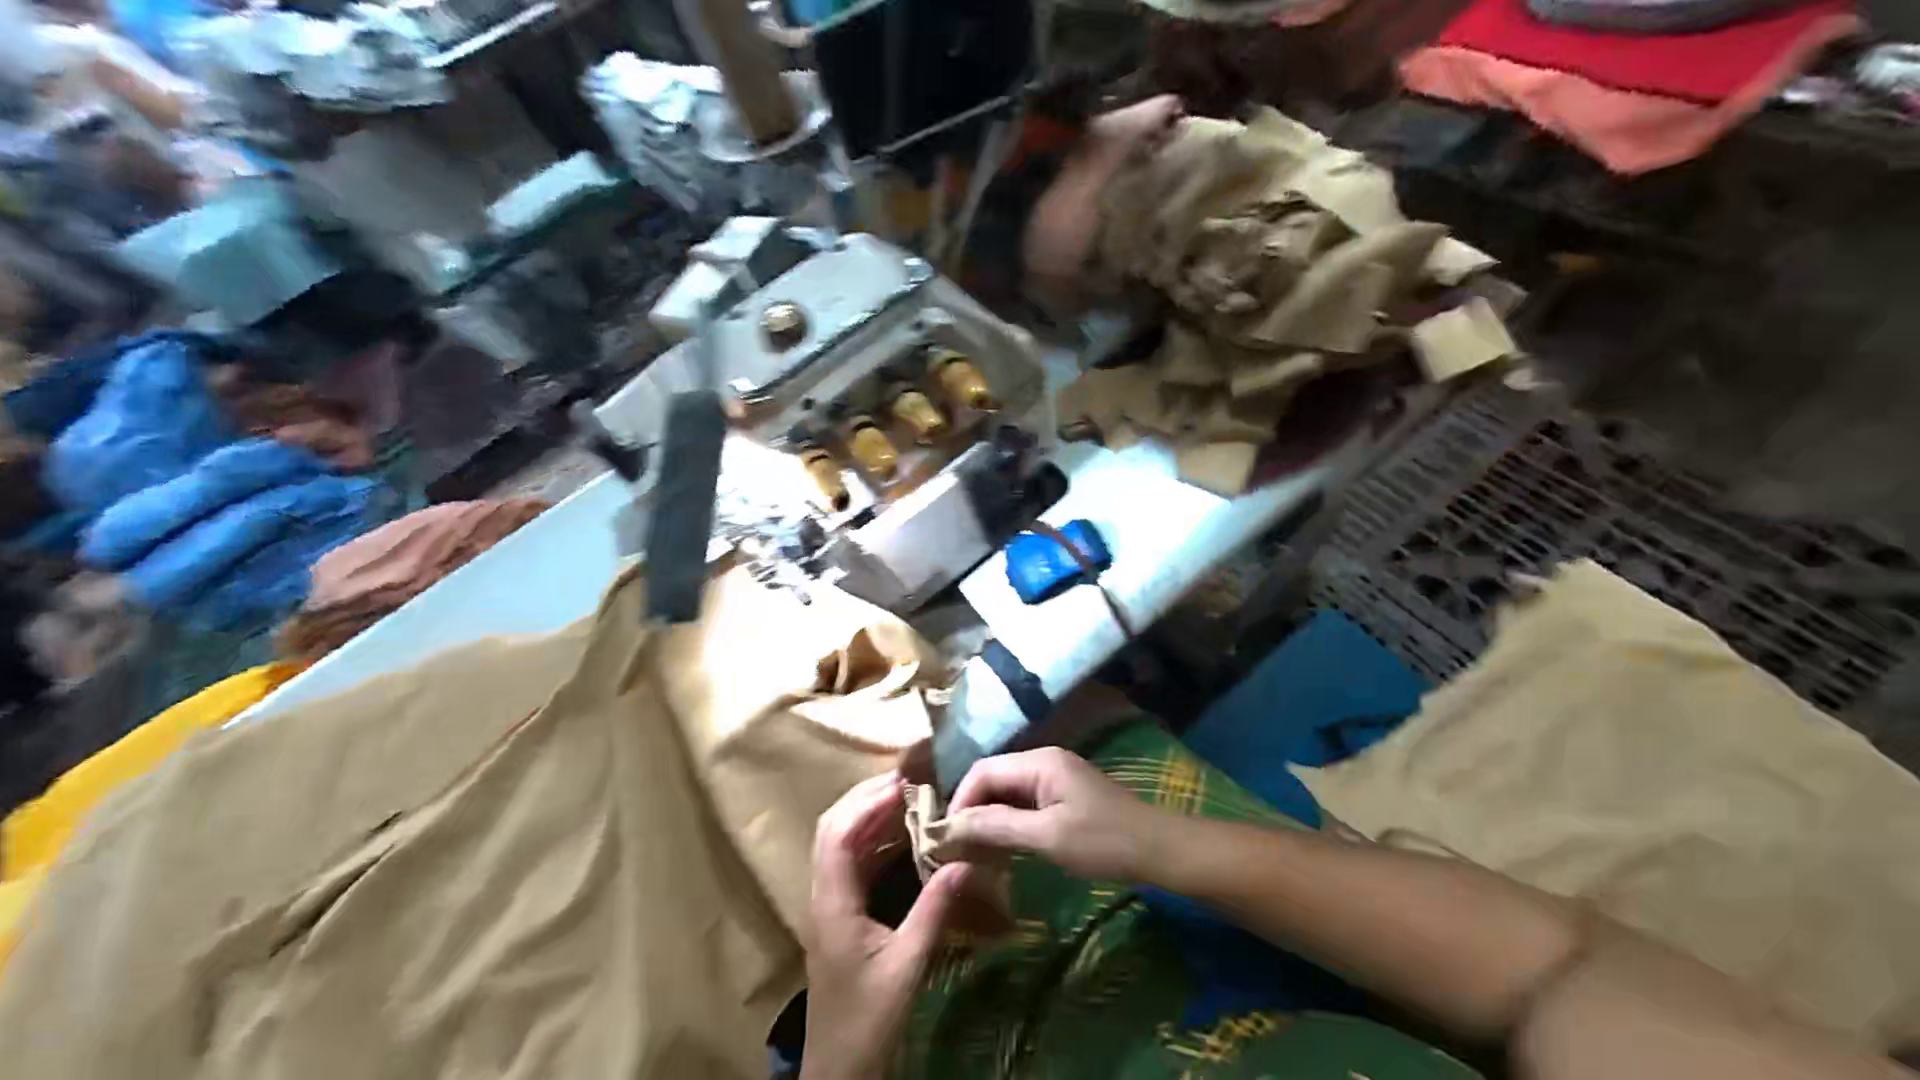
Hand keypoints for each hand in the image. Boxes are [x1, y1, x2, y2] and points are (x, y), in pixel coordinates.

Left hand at [802, 774, 972, 1079]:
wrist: (839, 1068)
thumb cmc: (867, 1019)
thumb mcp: (906, 965)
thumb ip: (934, 911)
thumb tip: (962, 861)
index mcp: (832, 903)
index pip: (837, 835)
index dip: (867, 803)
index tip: (903, 784)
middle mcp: (823, 895)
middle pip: (832, 828)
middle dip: (864, 799)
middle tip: (906, 781)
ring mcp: (828, 903)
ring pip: (839, 843)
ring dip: (868, 816)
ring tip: (906, 797)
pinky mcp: (838, 913)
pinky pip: (851, 862)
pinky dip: (873, 840)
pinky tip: (900, 836)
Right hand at [942, 747, 1174, 882]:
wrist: (1161, 850)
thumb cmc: (1104, 841)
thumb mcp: (1047, 837)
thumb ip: (998, 826)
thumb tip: (952, 826)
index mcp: (1038, 762)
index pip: (982, 771)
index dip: (959, 801)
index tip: (945, 837)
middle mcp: (1043, 761)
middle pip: (993, 778)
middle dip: (971, 809)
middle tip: (956, 847)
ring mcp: (1055, 777)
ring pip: (1007, 791)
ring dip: (989, 817)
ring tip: (973, 850)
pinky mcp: (1064, 795)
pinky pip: (1024, 801)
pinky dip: (1009, 821)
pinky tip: (1002, 846)